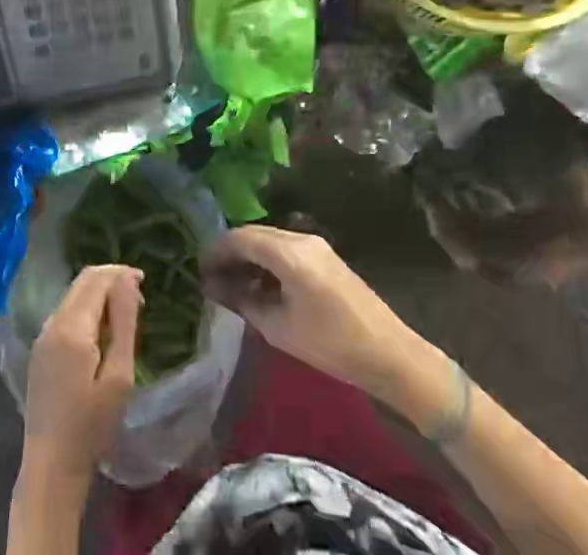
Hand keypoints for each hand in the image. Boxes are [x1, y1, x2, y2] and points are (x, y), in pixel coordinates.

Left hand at [21, 264, 143, 483]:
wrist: (52, 464)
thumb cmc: (92, 424)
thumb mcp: (119, 374)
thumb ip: (123, 323)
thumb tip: (128, 281)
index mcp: (71, 327)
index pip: (95, 280)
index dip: (121, 274)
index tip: (145, 282)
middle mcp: (51, 323)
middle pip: (81, 283)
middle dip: (110, 280)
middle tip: (139, 296)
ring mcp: (42, 337)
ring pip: (72, 297)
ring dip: (99, 295)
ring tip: (126, 314)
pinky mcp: (40, 351)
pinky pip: (65, 315)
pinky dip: (87, 310)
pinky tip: (103, 331)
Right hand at [202, 225, 456, 427]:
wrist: (389, 354)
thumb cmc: (330, 344)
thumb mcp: (278, 327)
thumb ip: (242, 301)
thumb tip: (213, 287)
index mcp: (290, 254)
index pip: (241, 238)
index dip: (215, 251)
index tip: (198, 270)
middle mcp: (302, 239)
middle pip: (254, 233)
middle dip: (230, 252)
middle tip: (210, 278)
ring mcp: (317, 246)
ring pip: (269, 240)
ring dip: (248, 256)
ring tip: (230, 285)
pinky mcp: (325, 257)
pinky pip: (285, 249)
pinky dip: (266, 261)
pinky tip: (259, 286)